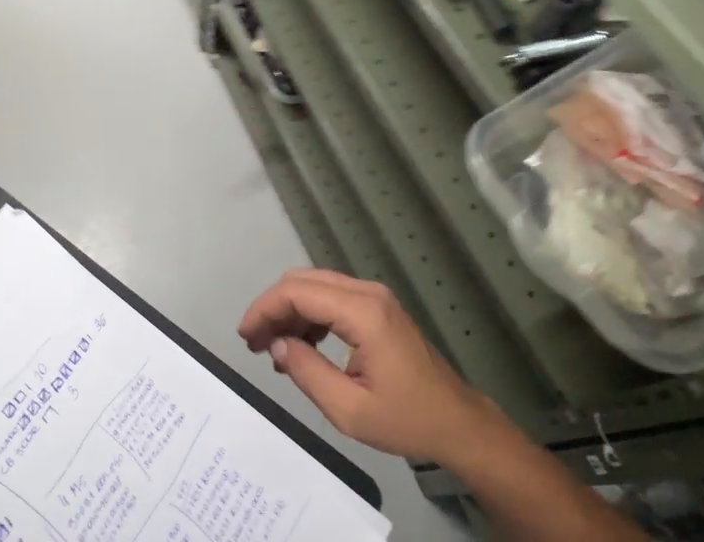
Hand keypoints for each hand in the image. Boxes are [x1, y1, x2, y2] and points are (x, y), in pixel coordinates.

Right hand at [237, 268, 503, 461]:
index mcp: (363, 313)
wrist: (458, 423)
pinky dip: (309, 315)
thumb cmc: (407, 420)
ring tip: (273, 350)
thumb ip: (307, 372)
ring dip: (289, 311)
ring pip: (316, 286)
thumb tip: (276, 345)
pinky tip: (301, 348)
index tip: (245, 337)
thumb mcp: (349, 410)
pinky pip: (332, 297)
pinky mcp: (378, 308)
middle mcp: (368, 293)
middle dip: (273, 307)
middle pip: (304, 281)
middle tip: (255, 344)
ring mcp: (376, 297)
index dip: (265, 309)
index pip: (298, 292)